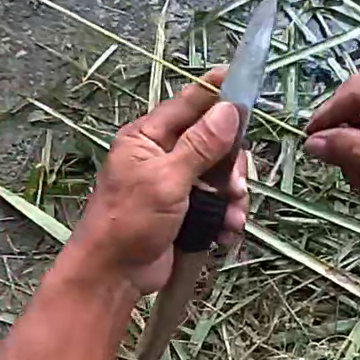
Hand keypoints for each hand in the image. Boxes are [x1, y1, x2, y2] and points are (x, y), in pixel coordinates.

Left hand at [67, 67, 249, 295]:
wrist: (114, 275)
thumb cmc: (130, 221)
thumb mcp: (166, 179)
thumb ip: (200, 145)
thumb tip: (230, 109)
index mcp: (148, 137)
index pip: (189, 104)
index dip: (218, 94)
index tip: (246, 85)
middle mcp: (163, 156)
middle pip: (214, 143)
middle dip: (231, 167)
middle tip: (234, 188)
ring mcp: (176, 185)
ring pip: (220, 177)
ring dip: (232, 198)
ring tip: (232, 218)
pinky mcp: (186, 212)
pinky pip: (217, 205)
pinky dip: (226, 217)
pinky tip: (227, 232)